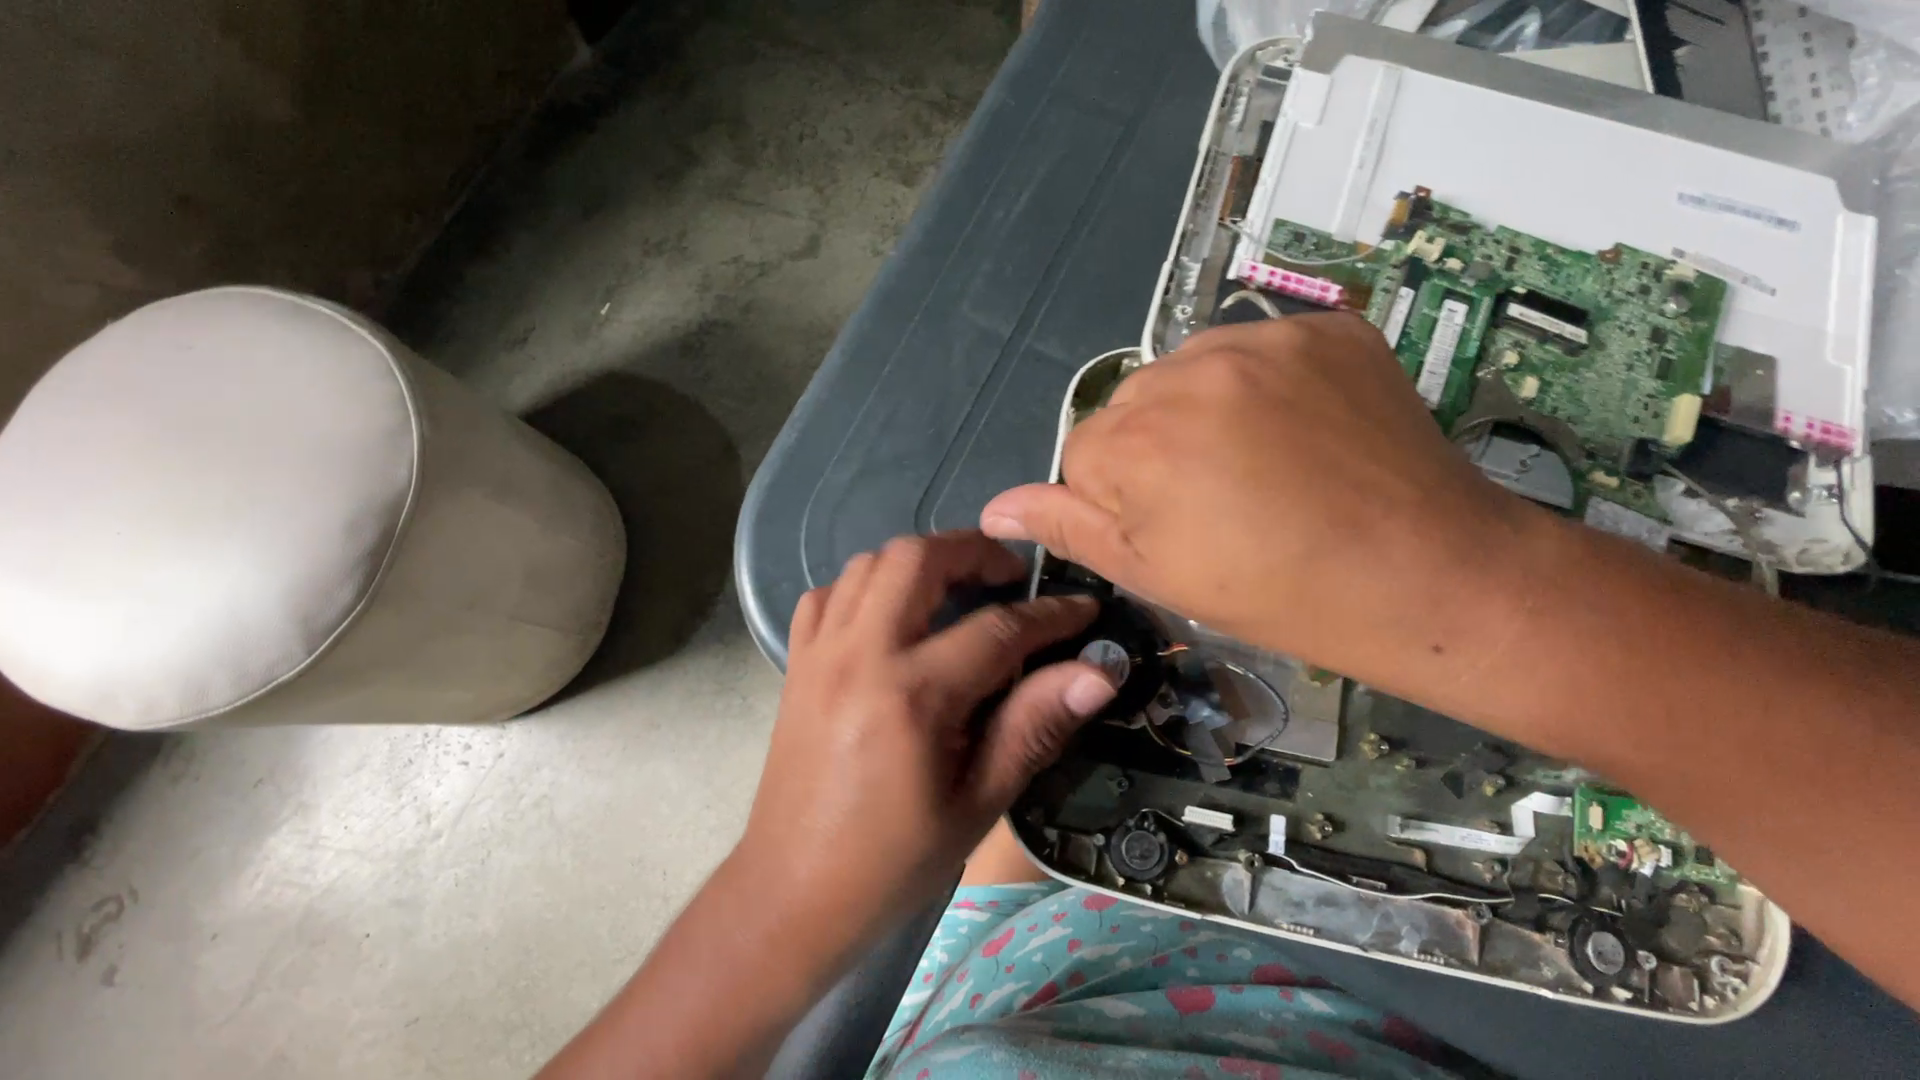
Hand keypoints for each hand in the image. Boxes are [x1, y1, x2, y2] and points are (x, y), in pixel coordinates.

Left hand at [741, 530, 1116, 926]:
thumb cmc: (894, 861)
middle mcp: (859, 655)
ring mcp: (819, 654)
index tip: (1085, 608)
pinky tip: (893, 617)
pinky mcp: (797, 665)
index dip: (1050, 615)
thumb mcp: (978, 803)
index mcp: (911, 695)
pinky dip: (867, 586)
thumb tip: (1098, 673)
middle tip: (1012, 577)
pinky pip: (829, 594)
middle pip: (918, 558)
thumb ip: (1034, 726)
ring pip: (870, 563)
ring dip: (921, 562)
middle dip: (974, 551)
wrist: (793, 894)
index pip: (997, 630)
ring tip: (958, 591)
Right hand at [979, 314, 1544, 681]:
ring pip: (1192, 371)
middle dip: (1158, 449)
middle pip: (1134, 405)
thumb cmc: (1276, 591)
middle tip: (1223, 502)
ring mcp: (1263, 339)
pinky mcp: (1325, 326)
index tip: (1177, 530)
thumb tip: (995, 508)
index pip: (1085, 455)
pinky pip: (1261, 347)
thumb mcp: (1157, 574)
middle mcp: (1185, 372)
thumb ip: (1070, 528)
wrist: (1425, 572)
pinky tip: (1303, 430)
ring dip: (1207, 410)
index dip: (1124, 501)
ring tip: (1265, 463)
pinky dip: (1267, 383)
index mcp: (1134, 441)